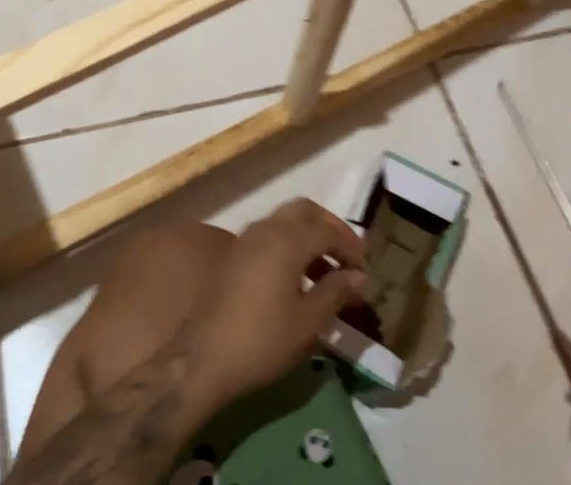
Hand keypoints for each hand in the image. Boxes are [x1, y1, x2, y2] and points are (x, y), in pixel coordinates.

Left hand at [175, 199, 367, 406]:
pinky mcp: (233, 257)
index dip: (351, 248)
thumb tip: (358, 276)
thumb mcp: (309, 321)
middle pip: (304, 211)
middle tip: (349, 258)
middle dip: (330, 229)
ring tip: (328, 274)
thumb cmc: (263, 340)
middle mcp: (264, 230)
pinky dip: (289, 247)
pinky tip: (299, 280)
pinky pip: (269, 237)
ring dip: (309, 238)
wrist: (204, 358)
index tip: (366, 272)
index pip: (327, 231)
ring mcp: (245, 241)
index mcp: (286, 240)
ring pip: (284, 222)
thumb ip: (335, 291)